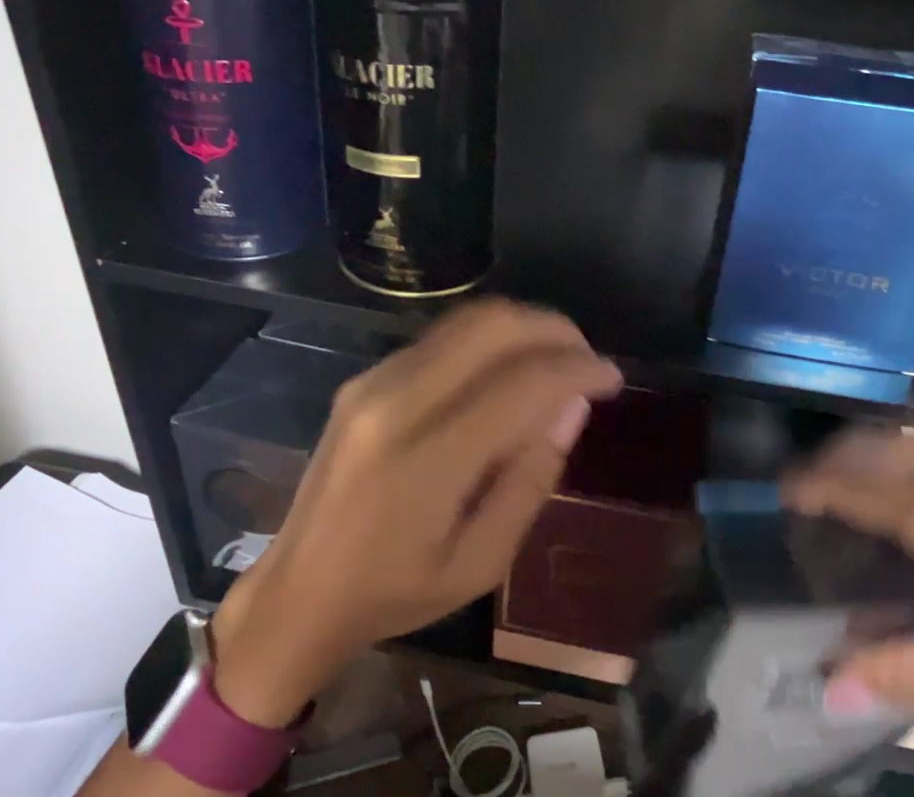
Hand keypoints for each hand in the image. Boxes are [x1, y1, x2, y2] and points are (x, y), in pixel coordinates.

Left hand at [207, 300, 622, 726]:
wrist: (299, 590)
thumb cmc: (396, 592)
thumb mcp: (481, 562)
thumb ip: (530, 480)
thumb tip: (573, 406)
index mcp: (425, 459)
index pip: (522, 383)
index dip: (579, 369)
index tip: (614, 378)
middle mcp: (395, 401)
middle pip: (493, 327)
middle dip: (555, 330)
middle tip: (590, 360)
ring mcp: (373, 382)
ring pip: (466, 321)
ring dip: (523, 328)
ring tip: (559, 360)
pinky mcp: (363, 379)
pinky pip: (441, 338)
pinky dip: (489, 340)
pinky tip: (510, 371)